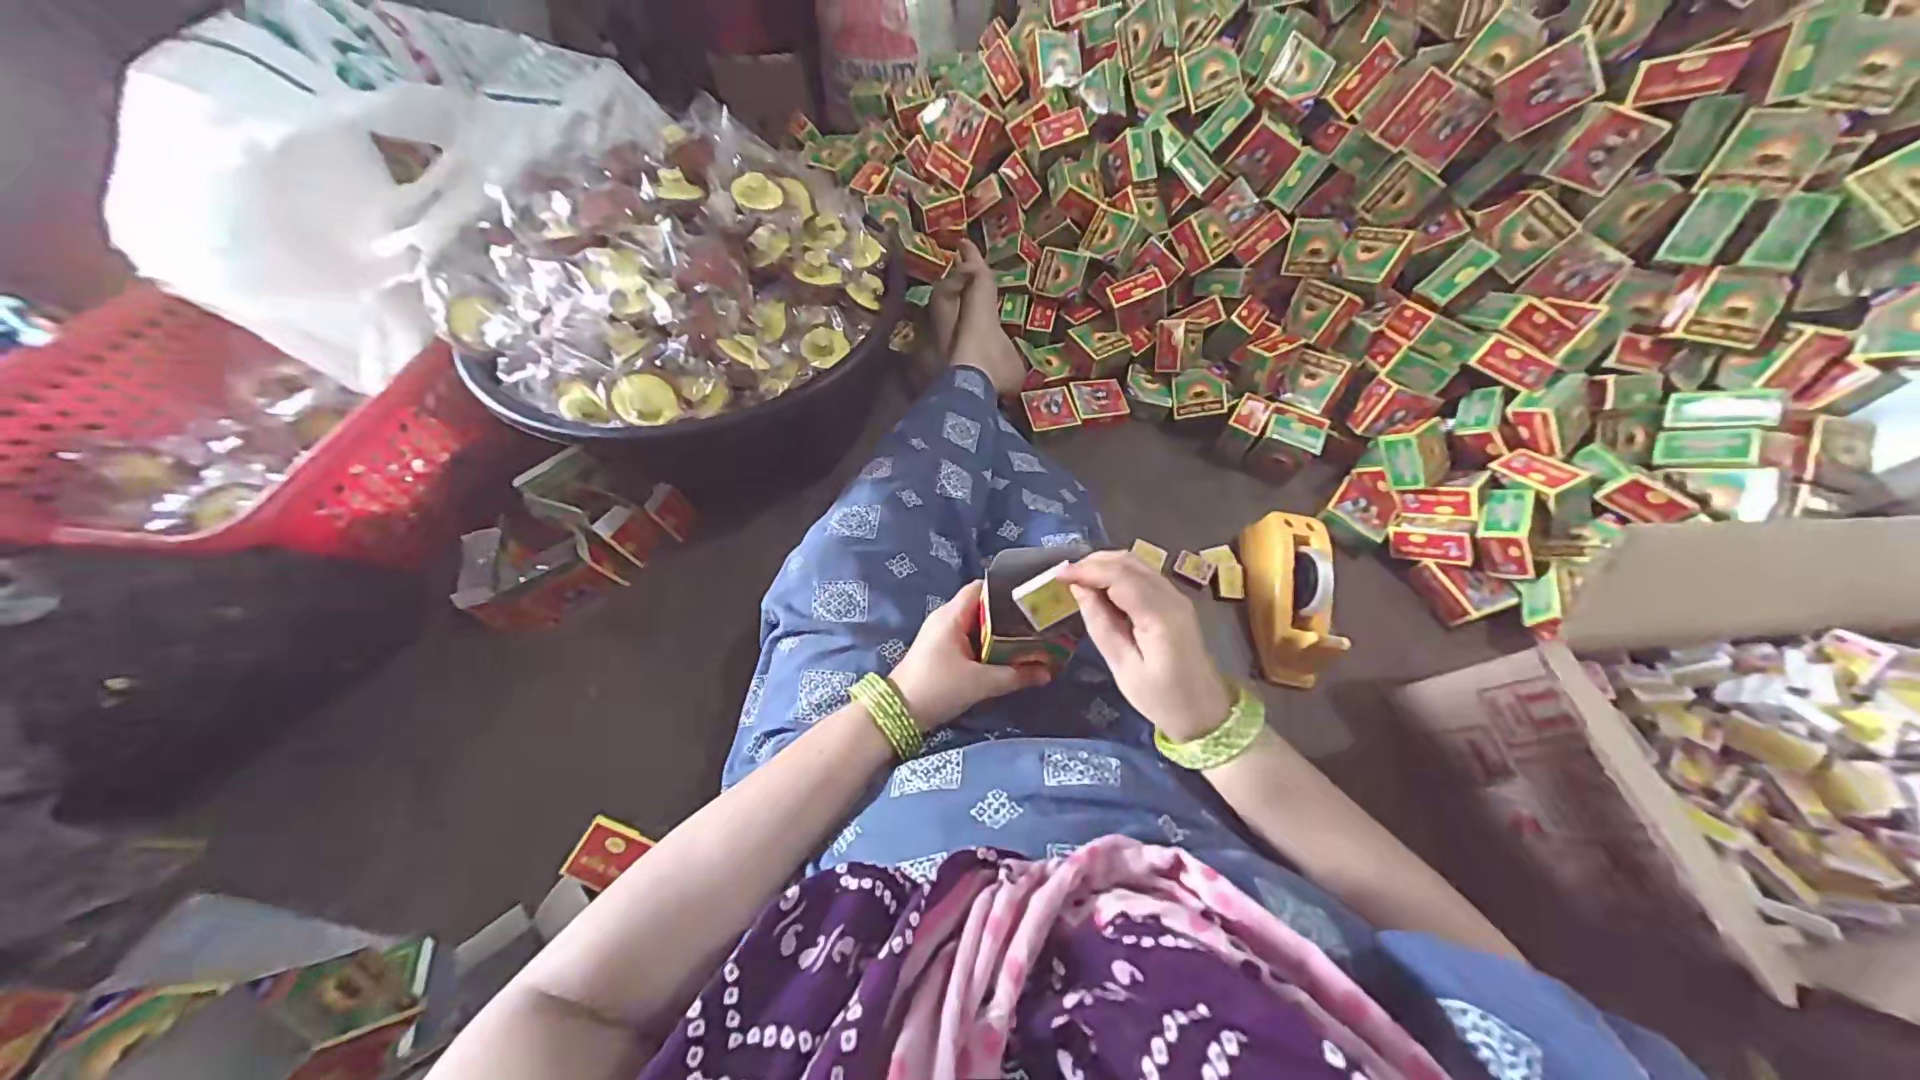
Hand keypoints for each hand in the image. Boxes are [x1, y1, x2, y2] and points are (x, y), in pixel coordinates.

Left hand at [889, 580, 1049, 730]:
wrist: (899, 712)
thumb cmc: (938, 688)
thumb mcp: (980, 683)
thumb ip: (1016, 675)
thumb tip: (1048, 672)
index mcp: (952, 615)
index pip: (981, 587)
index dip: (1006, 590)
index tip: (1030, 600)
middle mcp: (945, 618)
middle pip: (982, 605)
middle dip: (1008, 614)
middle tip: (1036, 623)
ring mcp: (941, 634)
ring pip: (977, 624)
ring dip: (998, 632)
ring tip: (1028, 637)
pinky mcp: (941, 650)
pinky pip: (969, 638)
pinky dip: (987, 643)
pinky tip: (1006, 654)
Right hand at [1055, 552, 1234, 741]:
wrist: (1205, 713)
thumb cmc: (1161, 698)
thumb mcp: (1123, 667)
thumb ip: (1100, 624)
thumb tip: (1079, 589)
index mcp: (1160, 617)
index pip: (1119, 577)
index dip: (1086, 570)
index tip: (1057, 575)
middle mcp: (1172, 598)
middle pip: (1128, 563)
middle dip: (1093, 563)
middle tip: (1063, 576)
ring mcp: (1177, 597)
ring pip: (1136, 563)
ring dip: (1105, 565)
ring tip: (1077, 579)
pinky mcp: (1175, 602)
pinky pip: (1143, 575)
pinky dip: (1118, 573)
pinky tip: (1100, 586)